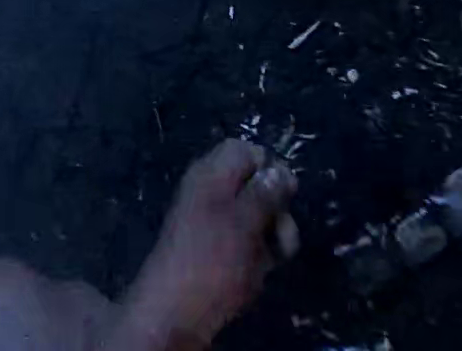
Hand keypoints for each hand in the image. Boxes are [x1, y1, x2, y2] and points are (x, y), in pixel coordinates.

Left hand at [108, 139, 298, 350]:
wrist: (175, 311)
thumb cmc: (211, 260)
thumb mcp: (244, 222)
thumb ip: (265, 194)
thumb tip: (281, 169)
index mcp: (211, 173)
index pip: (245, 151)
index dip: (269, 169)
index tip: (286, 196)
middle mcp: (210, 189)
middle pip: (254, 184)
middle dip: (275, 210)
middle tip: (282, 238)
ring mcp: (211, 218)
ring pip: (253, 215)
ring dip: (269, 237)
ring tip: (270, 261)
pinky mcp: (214, 247)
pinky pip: (244, 239)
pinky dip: (256, 253)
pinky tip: (257, 273)